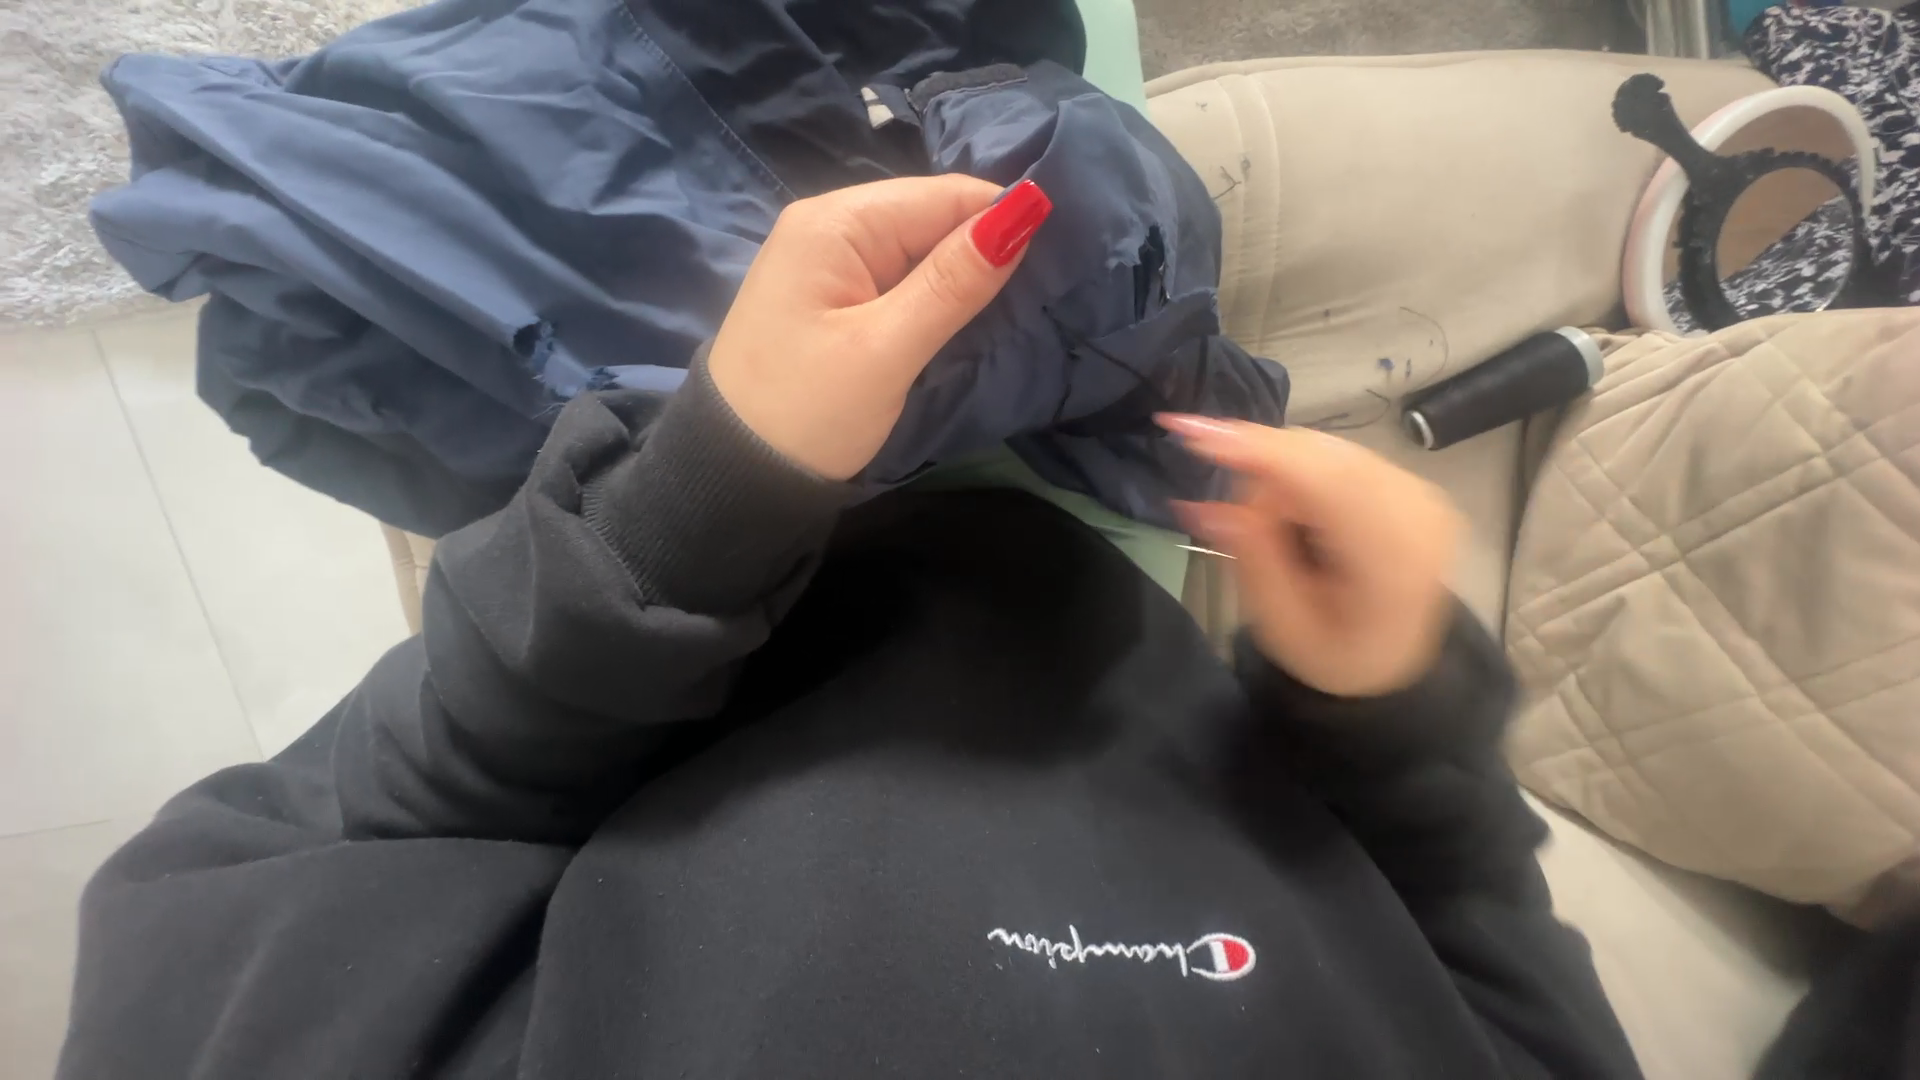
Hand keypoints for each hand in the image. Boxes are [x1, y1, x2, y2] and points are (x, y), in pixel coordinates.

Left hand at [706, 176, 1051, 479]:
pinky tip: (963, 319)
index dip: (1001, 218)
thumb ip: (952, 283)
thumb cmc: (808, 412)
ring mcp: (828, 267)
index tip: (1058, 256)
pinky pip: (898, 283)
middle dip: (982, 249)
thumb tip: (1025, 213)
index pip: (939, 196)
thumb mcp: (885, 349)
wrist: (737, 473)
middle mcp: (829, 229)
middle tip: (1042, 291)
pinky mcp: (833, 303)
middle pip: (928, 219)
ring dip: (961, 278)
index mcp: (835, 224)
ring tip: (1013, 306)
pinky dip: (933, 299)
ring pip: (917, 254)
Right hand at [1162, 418, 1462, 697]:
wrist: (1390, 658)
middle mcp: (1417, 508)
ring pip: (1318, 449)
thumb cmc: (1333, 651)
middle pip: (1318, 454)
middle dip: (1259, 474)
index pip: (1323, 480)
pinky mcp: (1404, 480)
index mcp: (1394, 556)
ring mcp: (1416, 488)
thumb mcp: (1283, 625)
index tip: (1190, 430)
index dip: (1256, 448)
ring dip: (1277, 482)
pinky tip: (1293, 517)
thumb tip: (1204, 505)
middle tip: (1228, 519)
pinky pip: (1330, 454)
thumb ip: (1254, 562)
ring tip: (1273, 536)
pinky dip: (1294, 476)